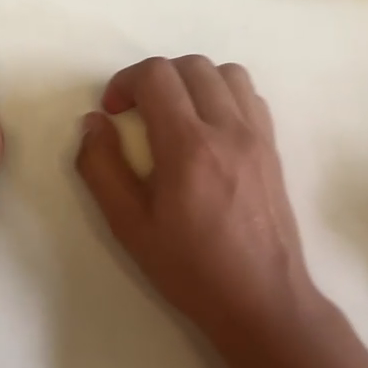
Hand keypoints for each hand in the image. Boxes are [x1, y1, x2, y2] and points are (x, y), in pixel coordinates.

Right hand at [75, 56, 320, 337]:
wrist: (262, 302)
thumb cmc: (190, 268)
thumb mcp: (128, 225)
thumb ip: (101, 167)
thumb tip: (94, 123)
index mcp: (188, 146)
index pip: (156, 75)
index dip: (125, 82)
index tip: (114, 113)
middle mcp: (227, 129)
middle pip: (190, 65)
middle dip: (155, 78)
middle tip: (137, 114)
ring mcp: (257, 136)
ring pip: (224, 72)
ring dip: (191, 82)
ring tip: (175, 115)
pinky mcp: (273, 148)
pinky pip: (249, 96)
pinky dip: (223, 96)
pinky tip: (207, 129)